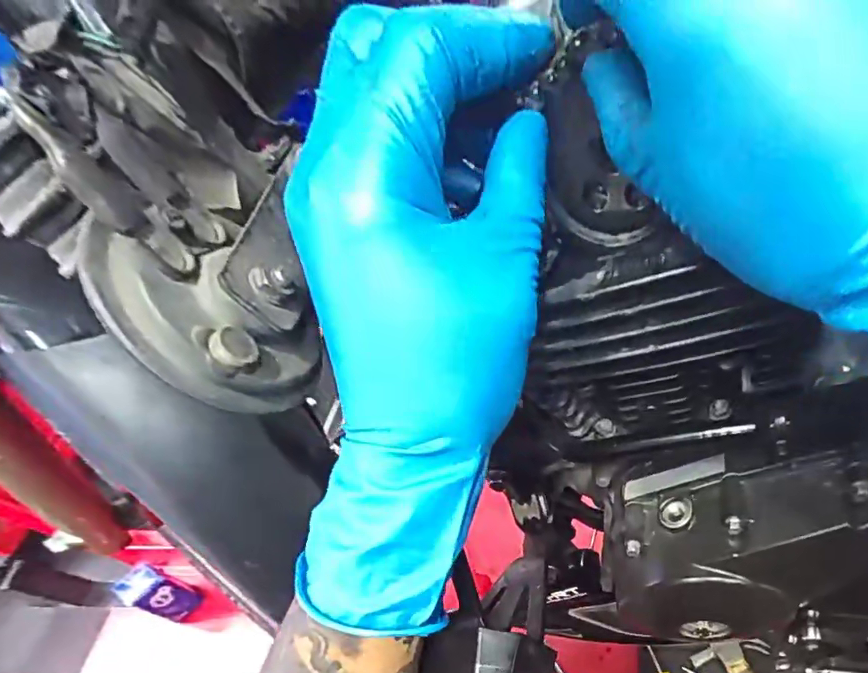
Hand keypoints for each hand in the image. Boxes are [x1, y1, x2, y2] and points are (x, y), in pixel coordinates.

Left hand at [287, 4, 551, 635]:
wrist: (414, 437)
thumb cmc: (457, 365)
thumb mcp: (503, 262)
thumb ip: (514, 175)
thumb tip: (525, 121)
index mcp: (363, 173)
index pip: (415, 54)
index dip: (484, 37)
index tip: (540, 43)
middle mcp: (326, 170)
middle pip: (374, 52)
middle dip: (451, 46)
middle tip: (516, 66)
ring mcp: (326, 196)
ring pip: (372, 95)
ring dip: (438, 89)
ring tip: (504, 111)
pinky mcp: (343, 224)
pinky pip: (376, 148)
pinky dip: (424, 134)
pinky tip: (472, 154)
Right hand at [580, 0, 867, 483]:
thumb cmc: (808, 217)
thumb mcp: (679, 178)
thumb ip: (621, 106)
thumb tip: (610, 61)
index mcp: (691, 3)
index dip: (595, 1)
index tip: (601, 21)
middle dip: (670, 10)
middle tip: (675, 45)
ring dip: (735, 13)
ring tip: (747, 55)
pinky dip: (802, 12)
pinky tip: (808, 44)